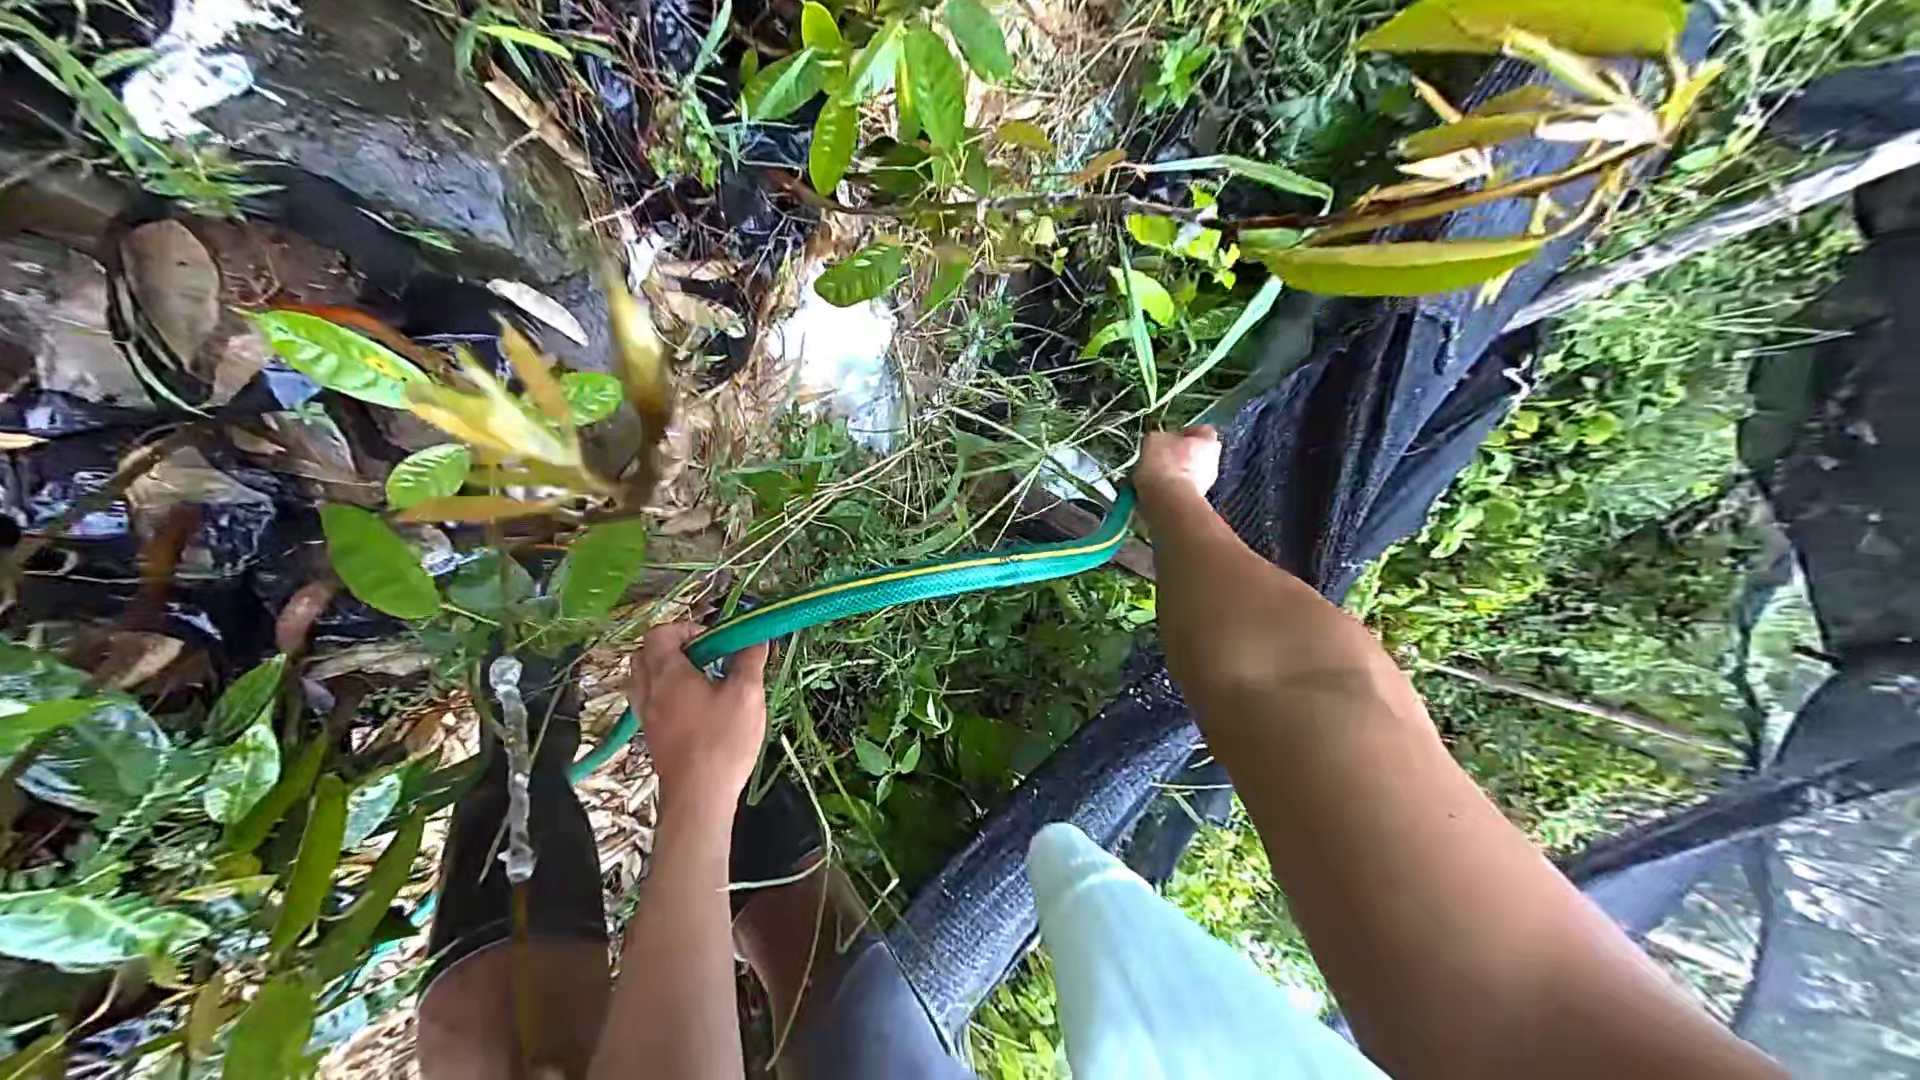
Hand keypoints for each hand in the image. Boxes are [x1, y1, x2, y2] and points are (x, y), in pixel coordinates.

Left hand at [626, 622, 769, 817]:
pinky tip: (697, 703)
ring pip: (645, 677)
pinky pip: (650, 698)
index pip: (660, 633)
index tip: (715, 640)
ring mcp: (646, 714)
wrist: (698, 796)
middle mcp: (648, 690)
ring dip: (669, 669)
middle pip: (647, 653)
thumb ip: (749, 660)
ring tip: (702, 678)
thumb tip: (756, 637)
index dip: (687, 628)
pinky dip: (667, 691)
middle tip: (707, 655)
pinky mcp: (651, 733)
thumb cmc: (723, 741)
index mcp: (668, 674)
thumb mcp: (747, 694)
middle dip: (676, 646)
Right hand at [1136, 426, 1220, 504]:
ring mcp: (1206, 485)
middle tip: (1159, 457)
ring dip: (1174, 473)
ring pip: (1188, 473)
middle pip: (1196, 454)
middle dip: (1179, 455)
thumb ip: (1160, 437)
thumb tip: (1158, 442)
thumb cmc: (1164, 463)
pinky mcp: (1194, 502)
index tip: (1167, 438)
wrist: (1166, 500)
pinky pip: (1180, 489)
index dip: (1184, 432)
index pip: (1201, 431)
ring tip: (1153, 476)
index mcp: (1209, 443)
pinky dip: (1170, 489)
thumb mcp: (1154, 439)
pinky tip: (1154, 489)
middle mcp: (1214, 463)